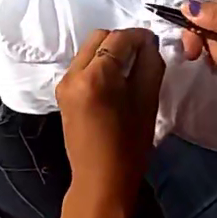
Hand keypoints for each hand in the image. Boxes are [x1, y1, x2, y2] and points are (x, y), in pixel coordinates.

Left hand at [55, 27, 164, 217]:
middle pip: (100, 37)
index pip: (119, 38)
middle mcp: (73, 74)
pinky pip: (82, 65)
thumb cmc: (129, 147)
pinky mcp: (62, 92)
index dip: (140, 36)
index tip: (155, 43)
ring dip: (110, 51)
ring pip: (89, 49)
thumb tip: (149, 43)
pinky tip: (115, 80)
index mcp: (95, 76)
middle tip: (143, 55)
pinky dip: (99, 64)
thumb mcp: (148, 102)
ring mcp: (64, 83)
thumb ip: (150, 65)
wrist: (100, 181)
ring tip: (131, 69)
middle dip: (123, 41)